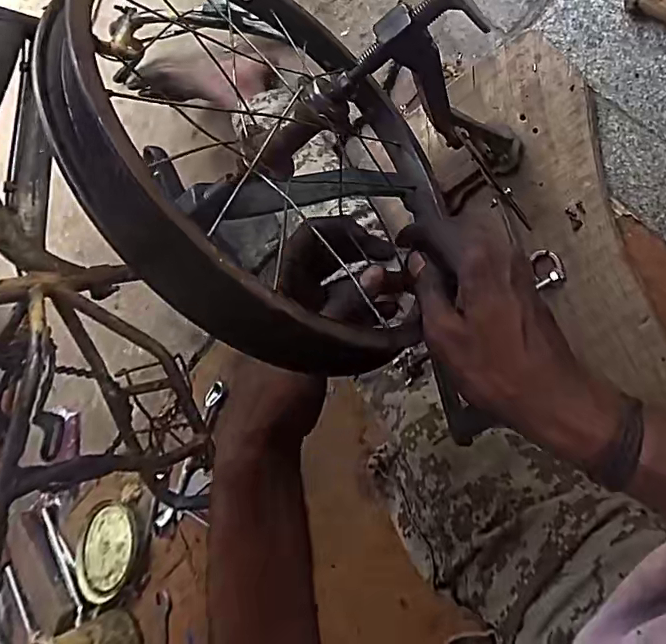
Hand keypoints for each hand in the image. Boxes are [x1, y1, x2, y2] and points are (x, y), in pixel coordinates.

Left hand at [215, 218, 392, 461]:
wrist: (263, 436)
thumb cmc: (278, 388)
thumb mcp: (315, 342)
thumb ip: (347, 306)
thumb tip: (379, 271)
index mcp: (284, 286)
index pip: (310, 237)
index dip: (341, 230)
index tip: (373, 240)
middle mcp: (294, 292)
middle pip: (329, 256)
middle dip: (362, 253)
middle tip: (392, 259)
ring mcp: (306, 313)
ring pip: (341, 282)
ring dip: (370, 281)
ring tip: (401, 286)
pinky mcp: (319, 334)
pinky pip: (346, 309)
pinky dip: (368, 306)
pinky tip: (392, 312)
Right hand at [406, 208, 624, 464]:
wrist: (551, 393)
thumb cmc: (493, 369)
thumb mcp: (445, 334)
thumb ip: (428, 290)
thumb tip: (417, 260)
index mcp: (478, 259)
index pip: (439, 228)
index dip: (415, 232)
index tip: (400, 243)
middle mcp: (502, 252)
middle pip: (461, 231)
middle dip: (436, 241)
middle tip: (414, 262)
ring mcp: (519, 266)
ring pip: (478, 246)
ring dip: (455, 255)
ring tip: (434, 281)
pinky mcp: (527, 282)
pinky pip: (492, 261)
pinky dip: (473, 268)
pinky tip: (461, 294)